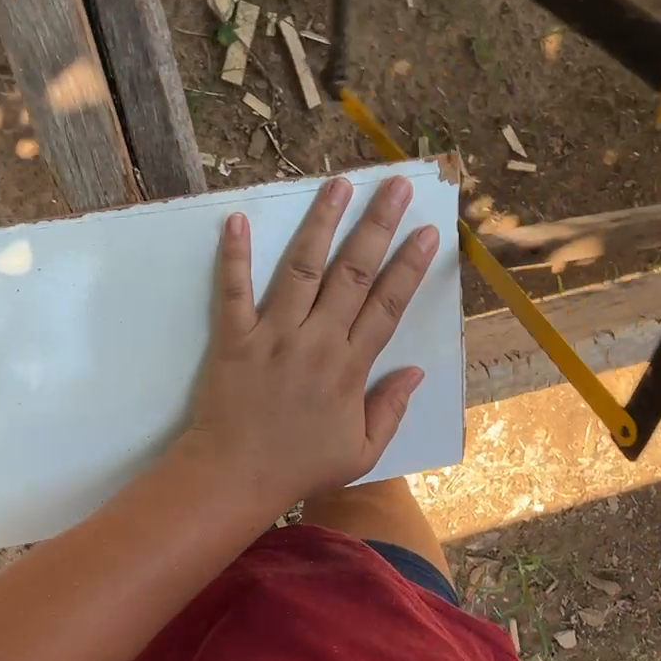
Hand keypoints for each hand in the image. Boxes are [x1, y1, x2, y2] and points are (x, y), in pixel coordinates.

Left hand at [175, 175, 439, 510]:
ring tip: (337, 183)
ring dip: (321, 222)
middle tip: (395, 184)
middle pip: (353, 273)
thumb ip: (390, 410)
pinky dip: (234, 256)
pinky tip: (238, 220)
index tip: (427, 230)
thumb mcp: (361, 453)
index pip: (387, 305)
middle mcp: (317, 342)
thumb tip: (416, 372)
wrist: (236, 477)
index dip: (409, 265)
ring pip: (302, 268)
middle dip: (377, 225)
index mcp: (351, 369)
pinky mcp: (234, 339)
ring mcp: (273, 336)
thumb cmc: (299, 469)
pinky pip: (233, 291)